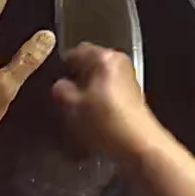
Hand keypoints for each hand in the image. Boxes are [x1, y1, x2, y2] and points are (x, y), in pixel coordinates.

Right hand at [51, 42, 164, 160]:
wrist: (138, 144)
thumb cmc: (106, 122)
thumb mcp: (73, 106)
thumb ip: (61, 90)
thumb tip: (59, 86)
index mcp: (104, 57)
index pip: (76, 51)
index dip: (63, 66)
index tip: (56, 81)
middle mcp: (118, 61)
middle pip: (90, 63)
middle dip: (77, 79)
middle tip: (66, 98)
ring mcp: (128, 76)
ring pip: (100, 77)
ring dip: (88, 90)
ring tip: (79, 111)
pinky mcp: (133, 93)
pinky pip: (109, 88)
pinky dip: (100, 98)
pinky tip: (94, 117)